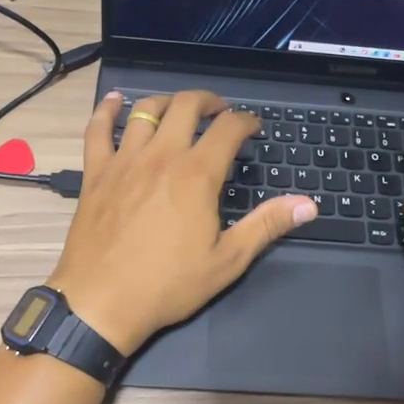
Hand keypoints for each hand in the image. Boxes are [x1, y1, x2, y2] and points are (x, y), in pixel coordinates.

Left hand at [46, 90, 313, 354]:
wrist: (101, 302)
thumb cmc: (168, 284)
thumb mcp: (227, 260)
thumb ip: (266, 225)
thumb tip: (308, 204)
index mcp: (197, 174)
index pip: (228, 128)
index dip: (245, 121)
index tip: (253, 126)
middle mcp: (161, 156)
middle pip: (186, 106)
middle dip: (208, 101)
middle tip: (219, 111)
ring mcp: (124, 161)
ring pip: (145, 111)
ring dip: (167, 101)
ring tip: (178, 108)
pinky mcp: (95, 173)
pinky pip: (98, 130)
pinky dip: (106, 110)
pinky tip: (114, 101)